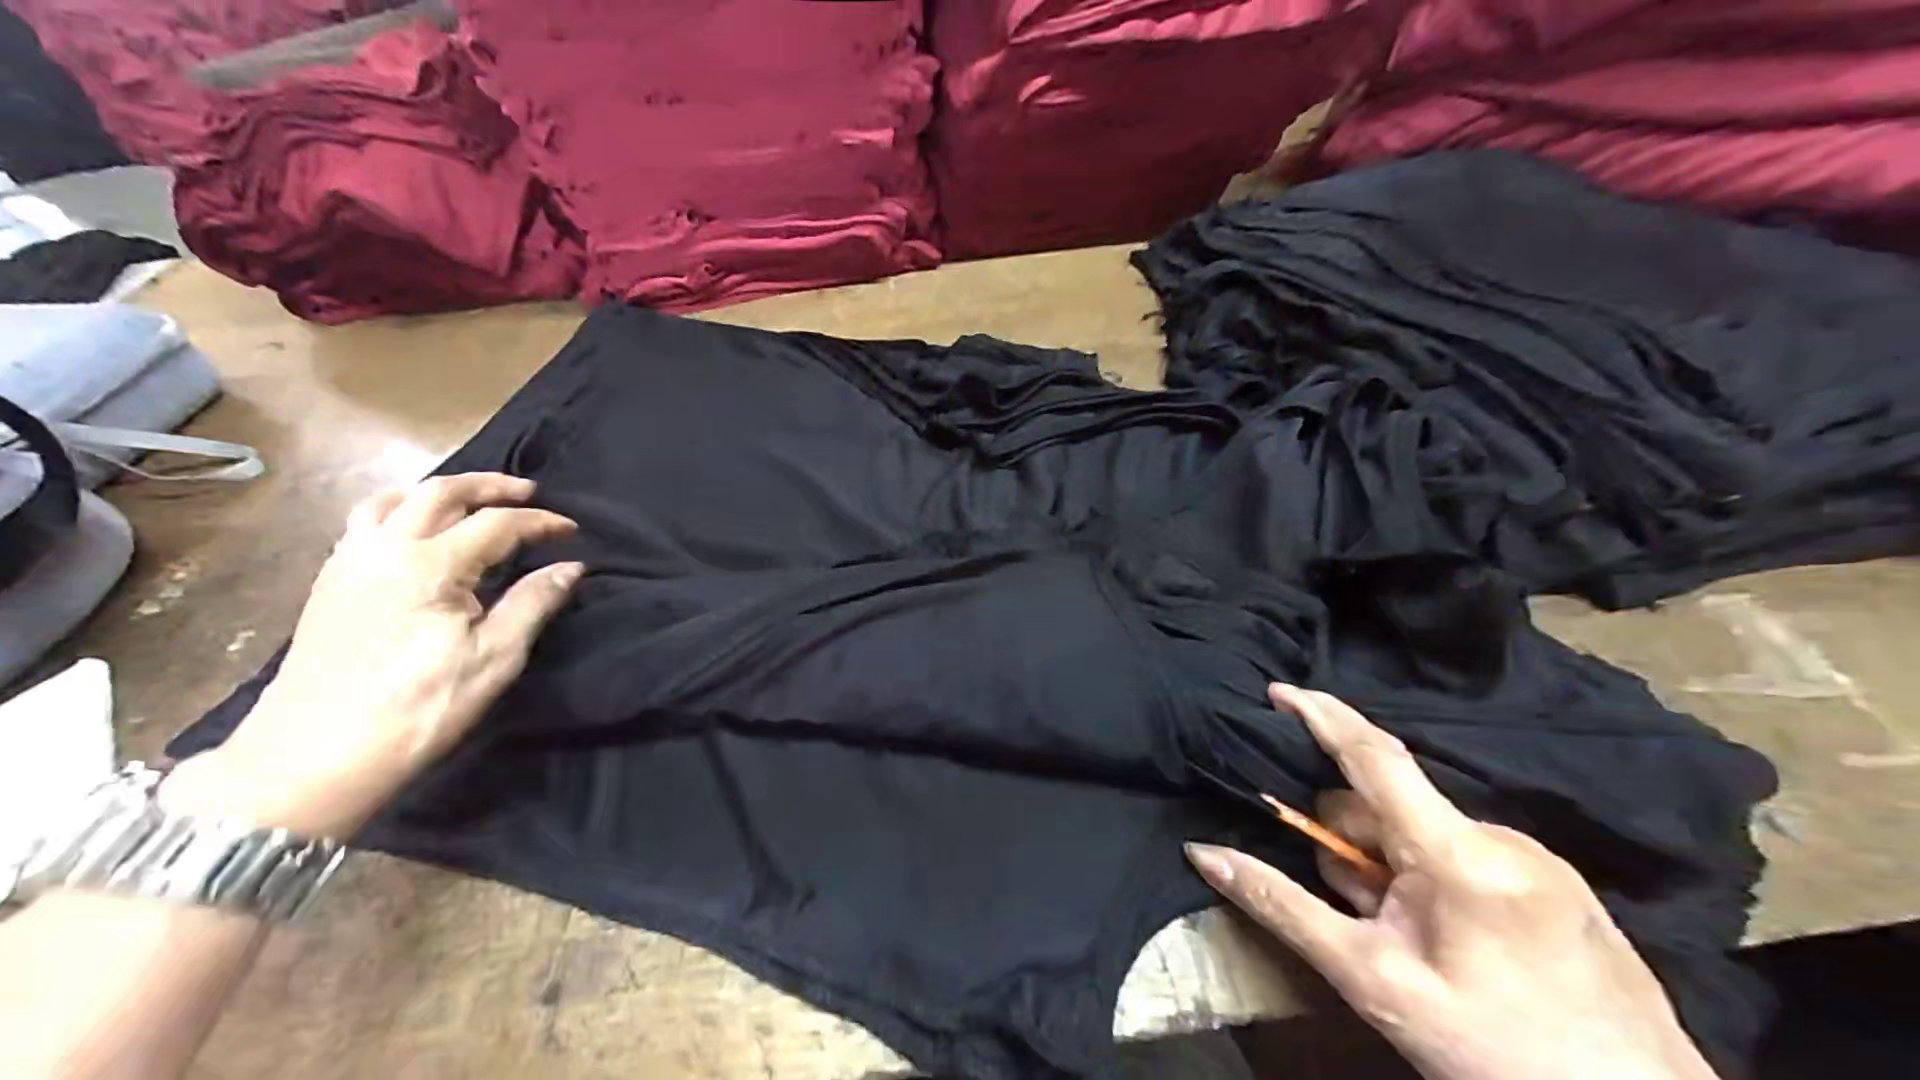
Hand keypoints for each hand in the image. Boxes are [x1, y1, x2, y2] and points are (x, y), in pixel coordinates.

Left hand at [163, 473, 582, 836]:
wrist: (310, 759)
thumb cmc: (418, 710)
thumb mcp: (494, 659)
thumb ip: (534, 602)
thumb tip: (571, 566)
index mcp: (427, 566)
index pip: (496, 523)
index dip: (540, 522)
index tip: (573, 531)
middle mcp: (383, 549)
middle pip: (439, 492)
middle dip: (490, 486)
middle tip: (527, 492)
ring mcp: (348, 563)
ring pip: (393, 499)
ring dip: (439, 490)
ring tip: (471, 499)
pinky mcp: (329, 583)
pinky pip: (365, 523)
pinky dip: (401, 509)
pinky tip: (418, 531)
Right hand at [1186, 684, 1718, 1079]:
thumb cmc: (1497, 1056)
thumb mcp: (1372, 983)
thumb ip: (1282, 906)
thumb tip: (1203, 851)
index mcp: (1460, 855)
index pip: (1375, 758)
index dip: (1321, 716)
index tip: (1277, 690)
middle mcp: (1503, 838)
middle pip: (1386, 809)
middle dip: (1351, 846)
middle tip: (1359, 915)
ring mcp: (1538, 859)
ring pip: (1418, 833)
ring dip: (1386, 868)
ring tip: (1406, 940)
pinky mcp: (1556, 882)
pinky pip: (1458, 851)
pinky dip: (1426, 877)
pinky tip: (1445, 939)